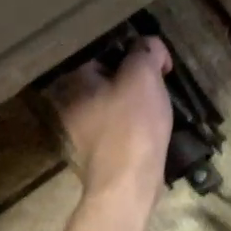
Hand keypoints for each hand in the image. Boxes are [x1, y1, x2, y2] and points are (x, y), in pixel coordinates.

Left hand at [44, 37, 173, 203]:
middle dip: (136, 82)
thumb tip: (151, 46)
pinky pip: (119, 130)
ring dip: (137, 106)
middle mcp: (70, 105)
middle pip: (110, 81)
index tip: (158, 66)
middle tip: (161, 88)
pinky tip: (151, 135)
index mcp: (74, 82)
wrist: (128, 184)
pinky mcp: (98, 154)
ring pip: (115, 107)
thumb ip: (146, 51)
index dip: (134, 55)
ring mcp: (82, 133)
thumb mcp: (143, 76)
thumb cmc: (133, 125)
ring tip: (159, 112)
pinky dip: (135, 129)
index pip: (104, 54)